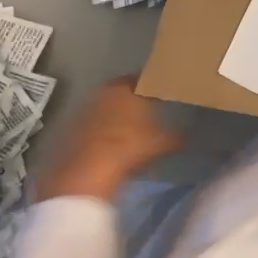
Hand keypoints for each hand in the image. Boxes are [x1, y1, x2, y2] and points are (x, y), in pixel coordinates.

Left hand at [36, 78, 181, 202]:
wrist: (84, 176)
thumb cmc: (127, 148)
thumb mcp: (160, 143)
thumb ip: (176, 137)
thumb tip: (190, 137)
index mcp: (125, 88)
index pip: (141, 80)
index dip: (150, 88)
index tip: (158, 97)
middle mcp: (101, 94)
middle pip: (118, 93)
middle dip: (129, 102)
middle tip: (142, 114)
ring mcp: (81, 113)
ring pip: (101, 110)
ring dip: (110, 118)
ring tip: (123, 134)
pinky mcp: (66, 134)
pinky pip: (86, 129)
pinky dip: (95, 136)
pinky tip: (104, 150)